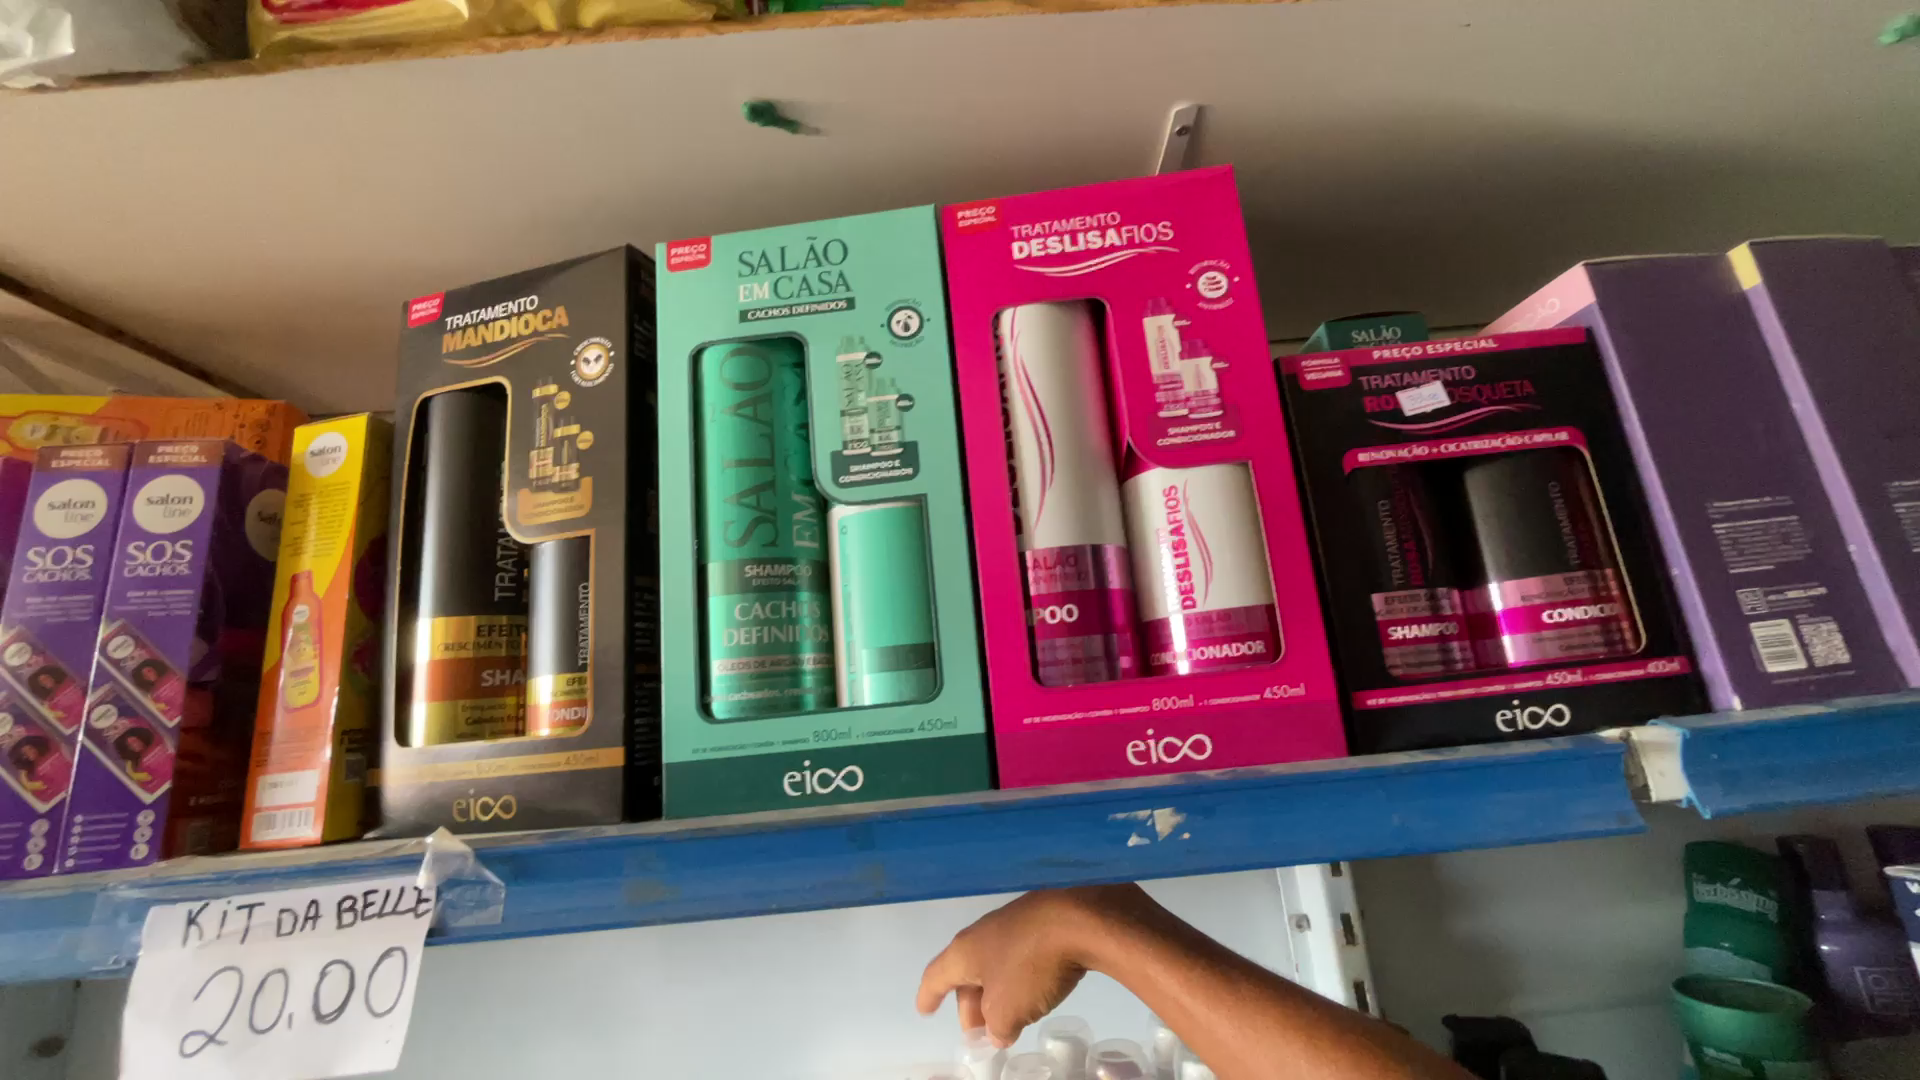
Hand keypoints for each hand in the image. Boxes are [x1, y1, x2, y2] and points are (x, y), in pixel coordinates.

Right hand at [916, 885, 1153, 1046]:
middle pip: (967, 971)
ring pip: (995, 962)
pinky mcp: (1042, 920)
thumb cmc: (1031, 966)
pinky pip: (1019, 953)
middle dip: (970, 1004)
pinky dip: (1018, 976)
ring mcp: (1013, 921)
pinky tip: (1034, 991)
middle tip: (979, 1032)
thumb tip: (998, 1028)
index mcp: (965, 950)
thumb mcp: (1006, 1011)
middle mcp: (983, 931)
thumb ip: (995, 1026)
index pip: (936, 975)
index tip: (924, 1010)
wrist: (1079, 921)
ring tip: (1007, 1017)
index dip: (928, 995)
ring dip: (996, 991)